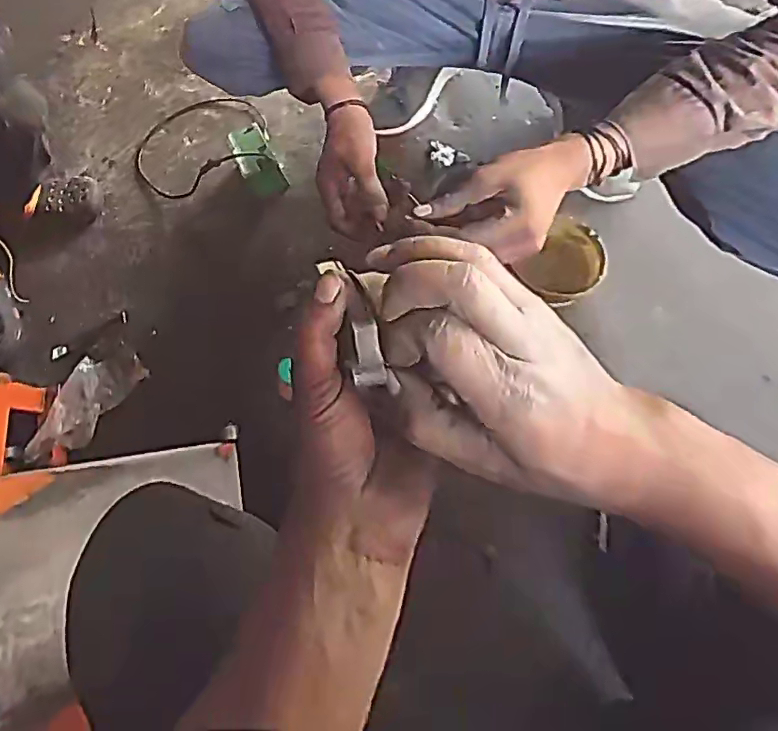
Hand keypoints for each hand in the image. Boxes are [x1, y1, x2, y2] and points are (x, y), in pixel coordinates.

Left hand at [290, 269, 435, 563]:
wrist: (363, 517)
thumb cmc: (326, 456)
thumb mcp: (312, 387)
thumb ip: (315, 336)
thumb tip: (329, 283)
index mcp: (337, 352)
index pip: (353, 302)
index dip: (369, 281)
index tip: (392, 259)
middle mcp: (372, 360)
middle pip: (394, 316)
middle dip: (408, 302)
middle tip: (429, 282)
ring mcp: (406, 378)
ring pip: (421, 337)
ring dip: (432, 327)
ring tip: (450, 304)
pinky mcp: (435, 400)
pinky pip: (446, 369)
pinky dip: (453, 357)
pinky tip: (465, 338)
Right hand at [316, 102, 389, 240]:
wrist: (347, 106)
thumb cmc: (352, 135)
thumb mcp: (363, 165)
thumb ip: (370, 193)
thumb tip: (379, 219)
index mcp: (329, 187)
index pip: (337, 221)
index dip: (354, 232)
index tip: (375, 235)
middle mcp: (332, 186)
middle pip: (346, 214)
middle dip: (366, 222)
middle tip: (388, 225)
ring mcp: (340, 177)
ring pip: (355, 202)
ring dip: (372, 208)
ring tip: (393, 211)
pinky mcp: (349, 168)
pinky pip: (360, 189)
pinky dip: (373, 194)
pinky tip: (390, 193)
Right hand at [370, 236, 677, 516]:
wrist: (615, 435)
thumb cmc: (550, 459)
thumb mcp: (479, 462)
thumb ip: (421, 420)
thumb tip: (381, 374)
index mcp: (512, 394)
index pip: (445, 336)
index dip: (404, 337)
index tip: (392, 355)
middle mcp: (525, 340)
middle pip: (460, 280)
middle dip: (406, 282)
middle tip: (383, 305)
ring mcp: (532, 309)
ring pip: (472, 255)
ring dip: (419, 251)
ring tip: (381, 262)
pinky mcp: (530, 294)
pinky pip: (481, 255)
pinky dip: (440, 247)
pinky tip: (413, 256)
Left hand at [415, 137, 589, 263]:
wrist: (560, 169)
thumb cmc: (527, 167)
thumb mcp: (489, 175)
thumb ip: (456, 197)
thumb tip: (421, 212)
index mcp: (518, 230)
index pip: (465, 241)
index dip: (434, 236)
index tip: (407, 227)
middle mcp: (521, 250)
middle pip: (469, 256)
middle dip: (437, 245)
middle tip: (407, 235)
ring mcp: (521, 256)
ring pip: (475, 260)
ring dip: (449, 248)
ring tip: (420, 235)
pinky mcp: (517, 253)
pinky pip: (484, 254)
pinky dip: (463, 245)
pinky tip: (444, 235)